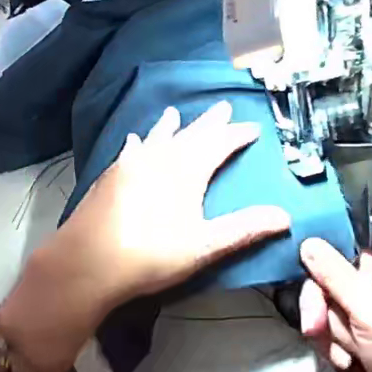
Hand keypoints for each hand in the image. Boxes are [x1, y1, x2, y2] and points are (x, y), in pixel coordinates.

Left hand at [0, 102, 291, 371]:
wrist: (86, 263)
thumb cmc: (150, 255)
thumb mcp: (204, 245)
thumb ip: (244, 229)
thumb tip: (285, 217)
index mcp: (185, 171)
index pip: (218, 145)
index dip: (237, 136)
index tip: (253, 128)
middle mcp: (159, 159)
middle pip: (189, 135)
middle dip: (209, 123)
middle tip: (222, 107)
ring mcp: (130, 166)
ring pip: (156, 137)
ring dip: (171, 126)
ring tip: (176, 113)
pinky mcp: (109, 177)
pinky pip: (130, 150)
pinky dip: (139, 143)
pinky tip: (133, 140)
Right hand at [297, 238, 371, 371]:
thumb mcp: (369, 309)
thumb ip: (335, 274)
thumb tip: (307, 241)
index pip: (344, 252)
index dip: (325, 270)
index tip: (315, 285)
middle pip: (327, 283)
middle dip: (323, 312)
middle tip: (317, 328)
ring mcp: (366, 315)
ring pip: (325, 311)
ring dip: (333, 336)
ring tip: (353, 354)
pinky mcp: (357, 340)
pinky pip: (329, 334)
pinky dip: (336, 351)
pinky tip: (352, 365)